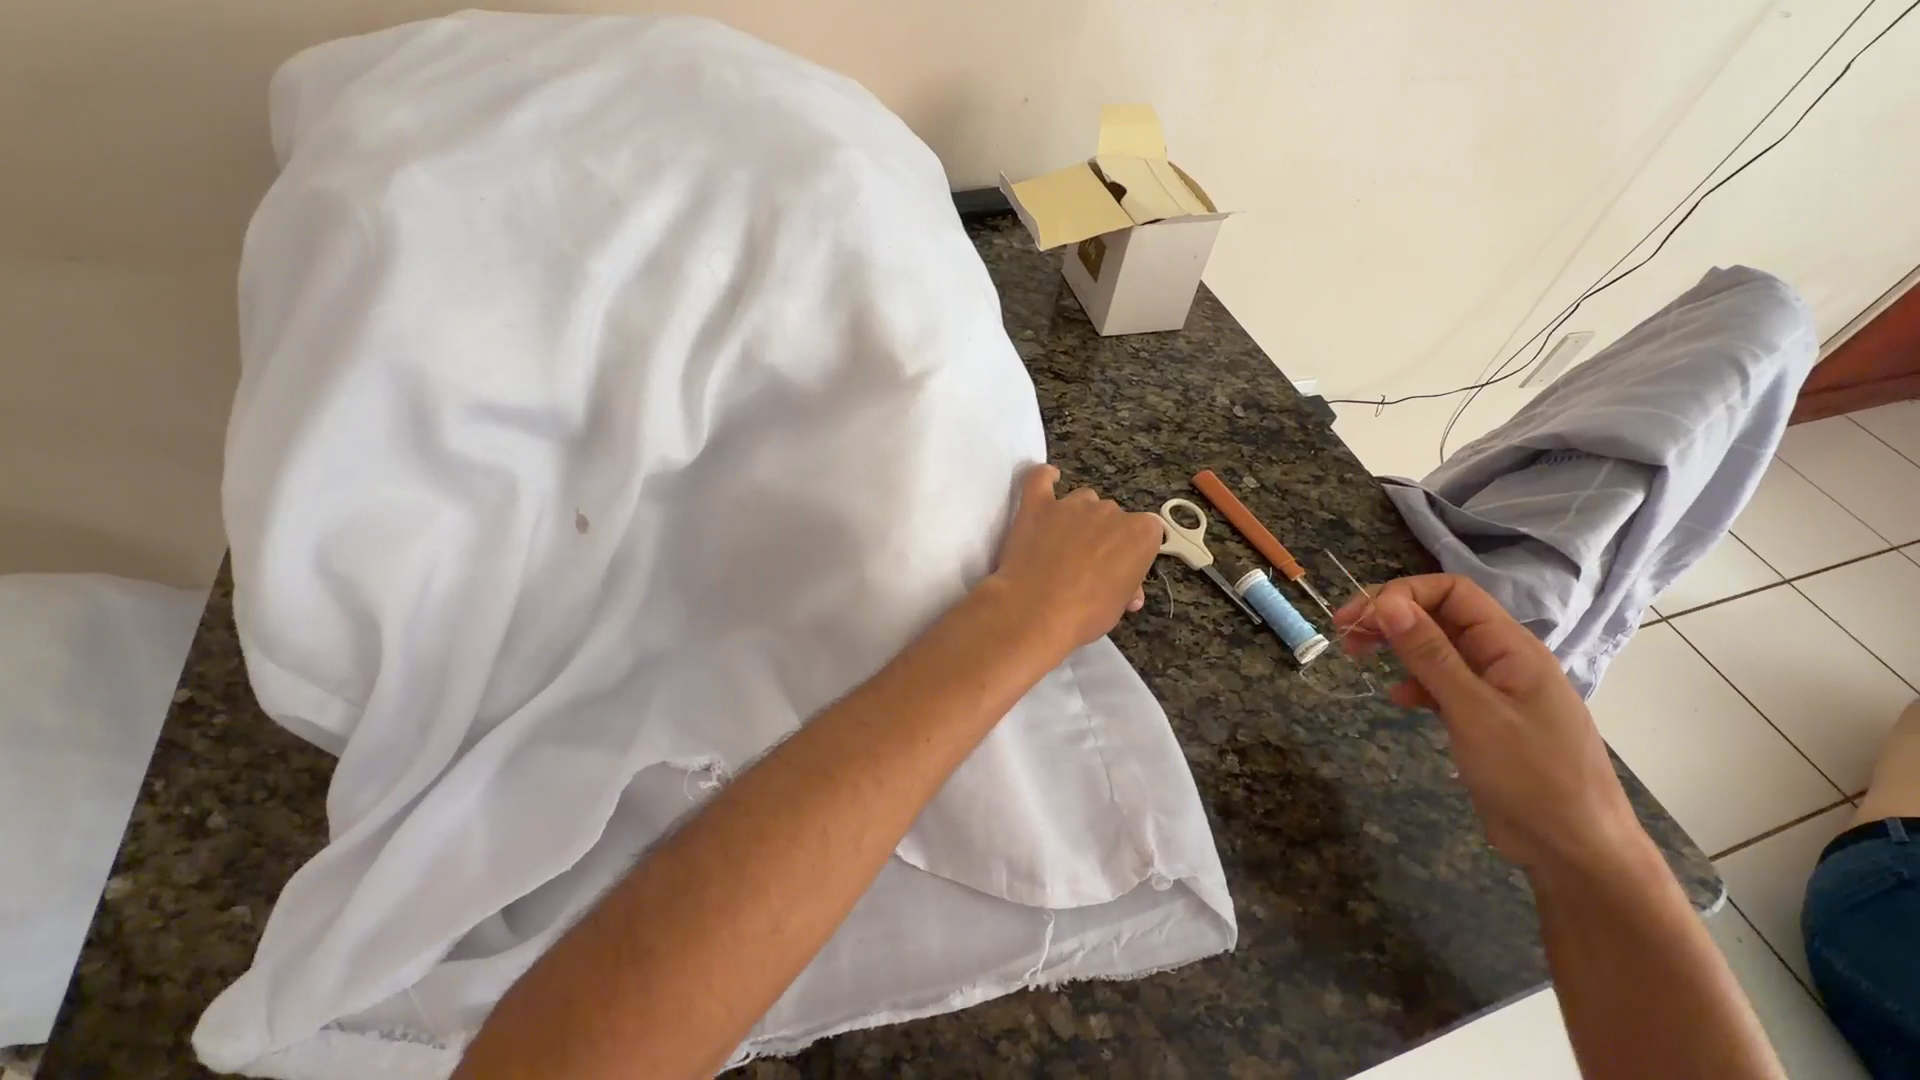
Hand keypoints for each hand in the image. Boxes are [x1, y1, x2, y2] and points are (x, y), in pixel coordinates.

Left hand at [987, 464, 1163, 651]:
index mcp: (1141, 533)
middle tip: (1087, 566)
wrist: (1035, 612)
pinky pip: (1040, 478)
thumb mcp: (1119, 606)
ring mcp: (1072, 505)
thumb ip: (1127, 586)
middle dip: (1103, 537)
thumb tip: (1128, 592)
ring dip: (1078, 517)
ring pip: (1082, 500)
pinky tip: (1049, 478)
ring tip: (1063, 544)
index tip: (1120, 571)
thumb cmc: (1084, 615)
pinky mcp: (1037, 506)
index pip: (1146, 533)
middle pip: (1112, 516)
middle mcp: (1110, 511)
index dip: (1132, 553)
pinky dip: (1045, 477)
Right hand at [1334, 574, 1648, 879]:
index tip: (1358, 617)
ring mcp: (1494, 691)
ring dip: (1397, 648)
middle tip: (1344, 633)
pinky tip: (1398, 701)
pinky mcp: (1483, 721)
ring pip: (1437, 650)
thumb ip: (1430, 655)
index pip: (1452, 593)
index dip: (1402, 594)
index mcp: (1511, 647)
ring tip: (1357, 658)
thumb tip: (1389, 603)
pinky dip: (1414, 685)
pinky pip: (1442, 685)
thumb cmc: (1530, 776)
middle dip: (1391, 617)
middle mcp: (1502, 660)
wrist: (1575, 850)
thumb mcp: (1472, 711)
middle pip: (1440, 617)